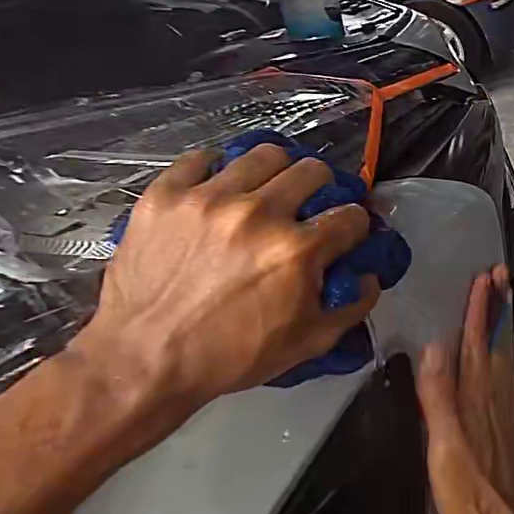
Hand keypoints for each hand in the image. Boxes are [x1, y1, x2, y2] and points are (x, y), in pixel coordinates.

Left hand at [78, 144, 379, 412]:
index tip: (344, 230)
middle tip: (309, 205)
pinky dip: (217, 171)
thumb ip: (350, 306)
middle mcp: (257, 214)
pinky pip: (202, 158)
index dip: (355, 224)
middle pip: (313, 171)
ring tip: (265, 191)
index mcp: (296, 250)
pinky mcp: (167, 195)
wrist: (144, 360)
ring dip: (275, 172)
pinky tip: (217, 190)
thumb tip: (369, 275)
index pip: (350, 215)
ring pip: (264, 154)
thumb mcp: (305, 344)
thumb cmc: (228, 356)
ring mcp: (208, 199)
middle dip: (322, 188)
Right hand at [415, 265, 513, 513]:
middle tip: (500, 275)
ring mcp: (502, 408)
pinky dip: (503, 351)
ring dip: (501, 324)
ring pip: (503, 354)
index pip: (476, 341)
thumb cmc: (465, 487)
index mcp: (474, 394)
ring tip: (501, 300)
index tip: (484, 277)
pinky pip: (505, 374)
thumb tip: (434, 346)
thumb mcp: (442, 442)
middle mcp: (492, 393)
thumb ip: (437, 395)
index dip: (479, 309)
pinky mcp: (504, 423)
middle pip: (495, 340)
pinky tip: (502, 354)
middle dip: (496, 306)